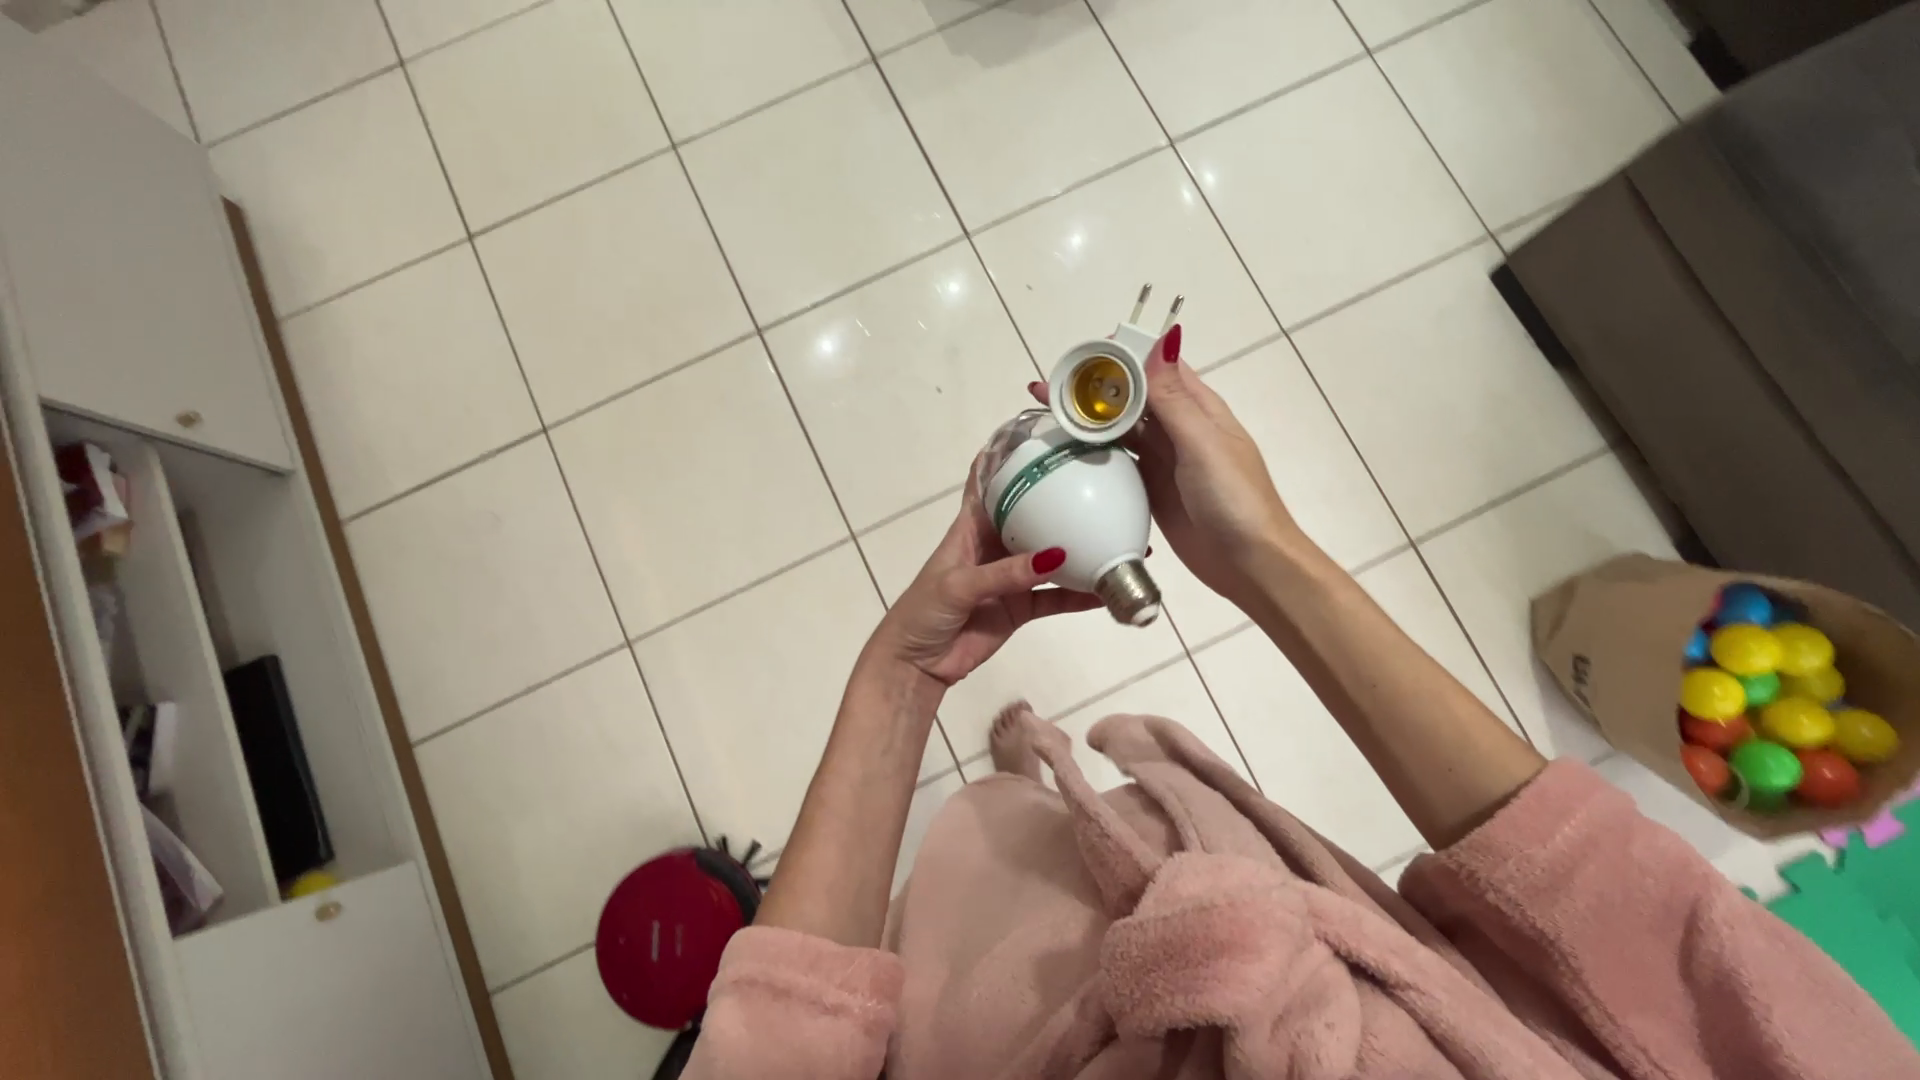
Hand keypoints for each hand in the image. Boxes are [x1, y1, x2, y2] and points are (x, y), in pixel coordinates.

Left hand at [862, 477, 1099, 692]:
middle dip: (1062, 502)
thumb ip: (1005, 573)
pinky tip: (1107, 590)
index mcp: (971, 528)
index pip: (991, 482)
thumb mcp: (958, 586)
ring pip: (1051, 557)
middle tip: (1103, 487)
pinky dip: (1080, 595)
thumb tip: (1056, 555)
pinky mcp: (1021, 607)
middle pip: (1032, 516)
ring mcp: (1011, 577)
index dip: (1011, 456)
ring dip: (1080, 550)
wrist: (917, 664)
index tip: (1045, 433)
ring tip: (1118, 538)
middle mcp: (995, 545)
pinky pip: (1055, 596)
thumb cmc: (924, 612)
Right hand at [1030, 325, 1298, 609]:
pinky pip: (1117, 465)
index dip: (1118, 357)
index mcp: (1197, 408)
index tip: (1079, 356)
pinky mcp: (1150, 490)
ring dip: (1087, 422)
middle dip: (1091, 389)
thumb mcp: (1202, 443)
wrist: (1248, 563)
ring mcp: (1163, 461)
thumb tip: (1164, 336)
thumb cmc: (1234, 498)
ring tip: (1045, 415)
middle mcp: (1177, 428)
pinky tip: (1065, 454)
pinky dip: (1092, 457)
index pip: (1153, 368)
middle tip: (1047, 388)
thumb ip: (1175, 397)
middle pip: (1130, 399)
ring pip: (1120, 431)